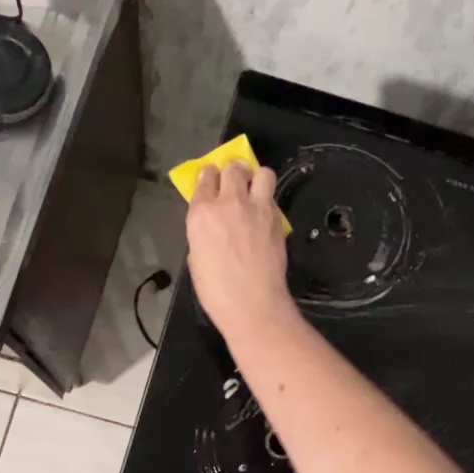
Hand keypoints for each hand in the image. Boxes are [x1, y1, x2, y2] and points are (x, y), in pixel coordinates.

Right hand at [186, 163, 297, 338]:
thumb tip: (211, 228)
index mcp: (202, 213)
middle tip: (233, 180)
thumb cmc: (216, 290)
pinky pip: (272, 198)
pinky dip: (267, 201)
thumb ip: (203, 233)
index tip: (210, 178)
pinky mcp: (277, 219)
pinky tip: (264, 215)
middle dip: (232, 171)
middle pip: (233, 169)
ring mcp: (257, 208)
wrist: (252, 303)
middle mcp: (230, 202)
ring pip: (262, 173)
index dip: (208, 177)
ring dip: (256, 177)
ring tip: (254, 190)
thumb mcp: (197, 258)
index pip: (205, 179)